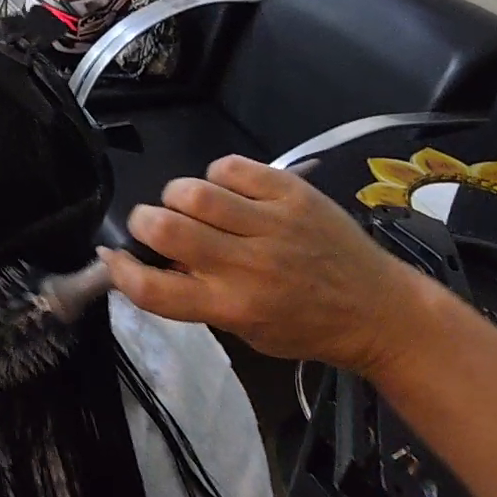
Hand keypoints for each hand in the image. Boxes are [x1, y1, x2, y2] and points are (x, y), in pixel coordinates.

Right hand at [99, 155, 428, 375]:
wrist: (381, 312)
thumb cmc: (306, 327)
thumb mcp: (244, 329)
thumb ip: (196, 295)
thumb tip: (152, 257)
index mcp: (232, 307)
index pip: (153, 289)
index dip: (120, 271)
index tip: (115, 259)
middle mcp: (248, 266)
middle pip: (164, 228)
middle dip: (143, 221)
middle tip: (154, 225)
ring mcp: (272, 225)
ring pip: (193, 191)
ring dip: (178, 196)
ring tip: (193, 206)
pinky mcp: (292, 194)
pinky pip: (230, 167)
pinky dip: (216, 175)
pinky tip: (229, 191)